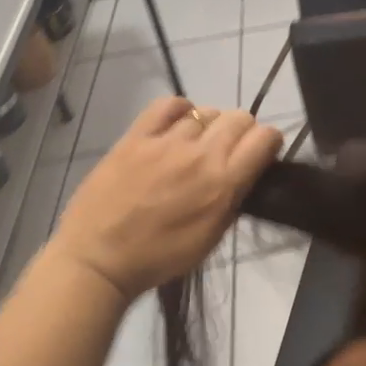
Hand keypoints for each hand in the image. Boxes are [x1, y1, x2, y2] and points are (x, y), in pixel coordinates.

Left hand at [47, 97, 282, 300]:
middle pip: (240, 117)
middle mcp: (202, 155)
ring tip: (195, 143)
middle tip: (228, 151)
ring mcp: (167, 142)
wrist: (97, 261)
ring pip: (206, 111)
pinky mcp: (137, 136)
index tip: (259, 154)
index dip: (267, 143)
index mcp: (224, 183)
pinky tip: (177, 123)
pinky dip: (180, 109)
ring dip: (209, 126)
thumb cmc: (159, 258)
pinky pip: (168, 105)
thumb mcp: (211, 237)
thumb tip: (246, 172)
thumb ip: (234, 198)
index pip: (265, 137)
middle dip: (242, 132)